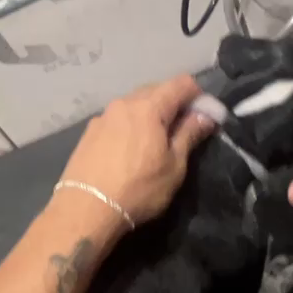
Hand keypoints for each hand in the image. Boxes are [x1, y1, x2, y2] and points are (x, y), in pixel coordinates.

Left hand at [55, 75, 214, 228]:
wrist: (85, 209)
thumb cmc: (138, 189)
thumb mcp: (174, 166)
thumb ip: (189, 134)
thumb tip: (205, 115)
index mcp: (148, 107)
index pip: (181, 83)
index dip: (199, 95)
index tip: (207, 115)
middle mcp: (123, 103)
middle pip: (156, 90)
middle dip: (174, 103)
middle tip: (185, 128)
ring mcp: (103, 116)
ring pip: (134, 104)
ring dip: (151, 113)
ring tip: (157, 139)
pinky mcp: (89, 132)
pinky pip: (118, 118)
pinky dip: (131, 124)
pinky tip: (131, 148)